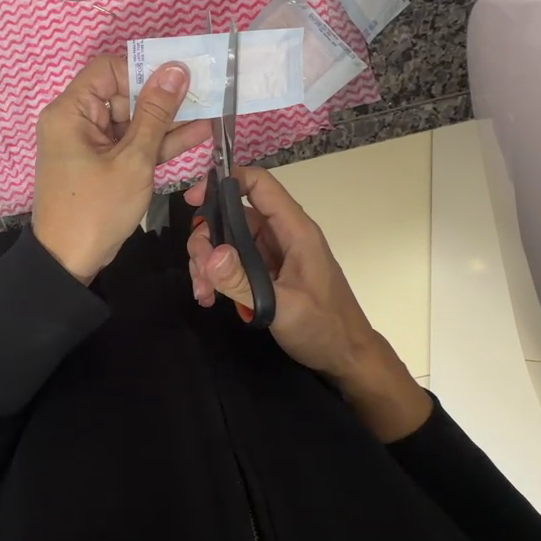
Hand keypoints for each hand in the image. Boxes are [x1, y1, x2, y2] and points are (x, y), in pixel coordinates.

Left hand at [32, 55, 212, 282]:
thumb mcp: (133, 160)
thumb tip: (176, 70)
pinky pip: (130, 143)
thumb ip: (156, 114)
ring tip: (210, 112)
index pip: (107, 70)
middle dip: (161, 97)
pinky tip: (197, 134)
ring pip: (131, 120)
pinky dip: (157, 142)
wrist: (69, 263)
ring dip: (167, 121)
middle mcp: (76, 121)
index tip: (177, 79)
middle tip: (203, 96)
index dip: (142, 71)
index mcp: (71, 112)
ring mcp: (89, 144)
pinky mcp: (101, 164)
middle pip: (122, 94)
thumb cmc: (97, 209)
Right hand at [187, 166, 430, 440]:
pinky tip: (210, 297)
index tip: (193, 200)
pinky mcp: (265, 272)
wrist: (347, 358)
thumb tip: (209, 254)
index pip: (259, 184)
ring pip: (228, 240)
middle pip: (233, 214)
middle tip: (198, 270)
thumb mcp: (282, 307)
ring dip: (208, 261)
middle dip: (207, 238)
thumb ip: (243, 282)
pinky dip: (216, 275)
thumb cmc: (324, 329)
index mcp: (295, 231)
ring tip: (203, 292)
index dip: (224, 182)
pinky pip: (233, 262)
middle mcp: (282, 235)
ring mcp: (272, 253)